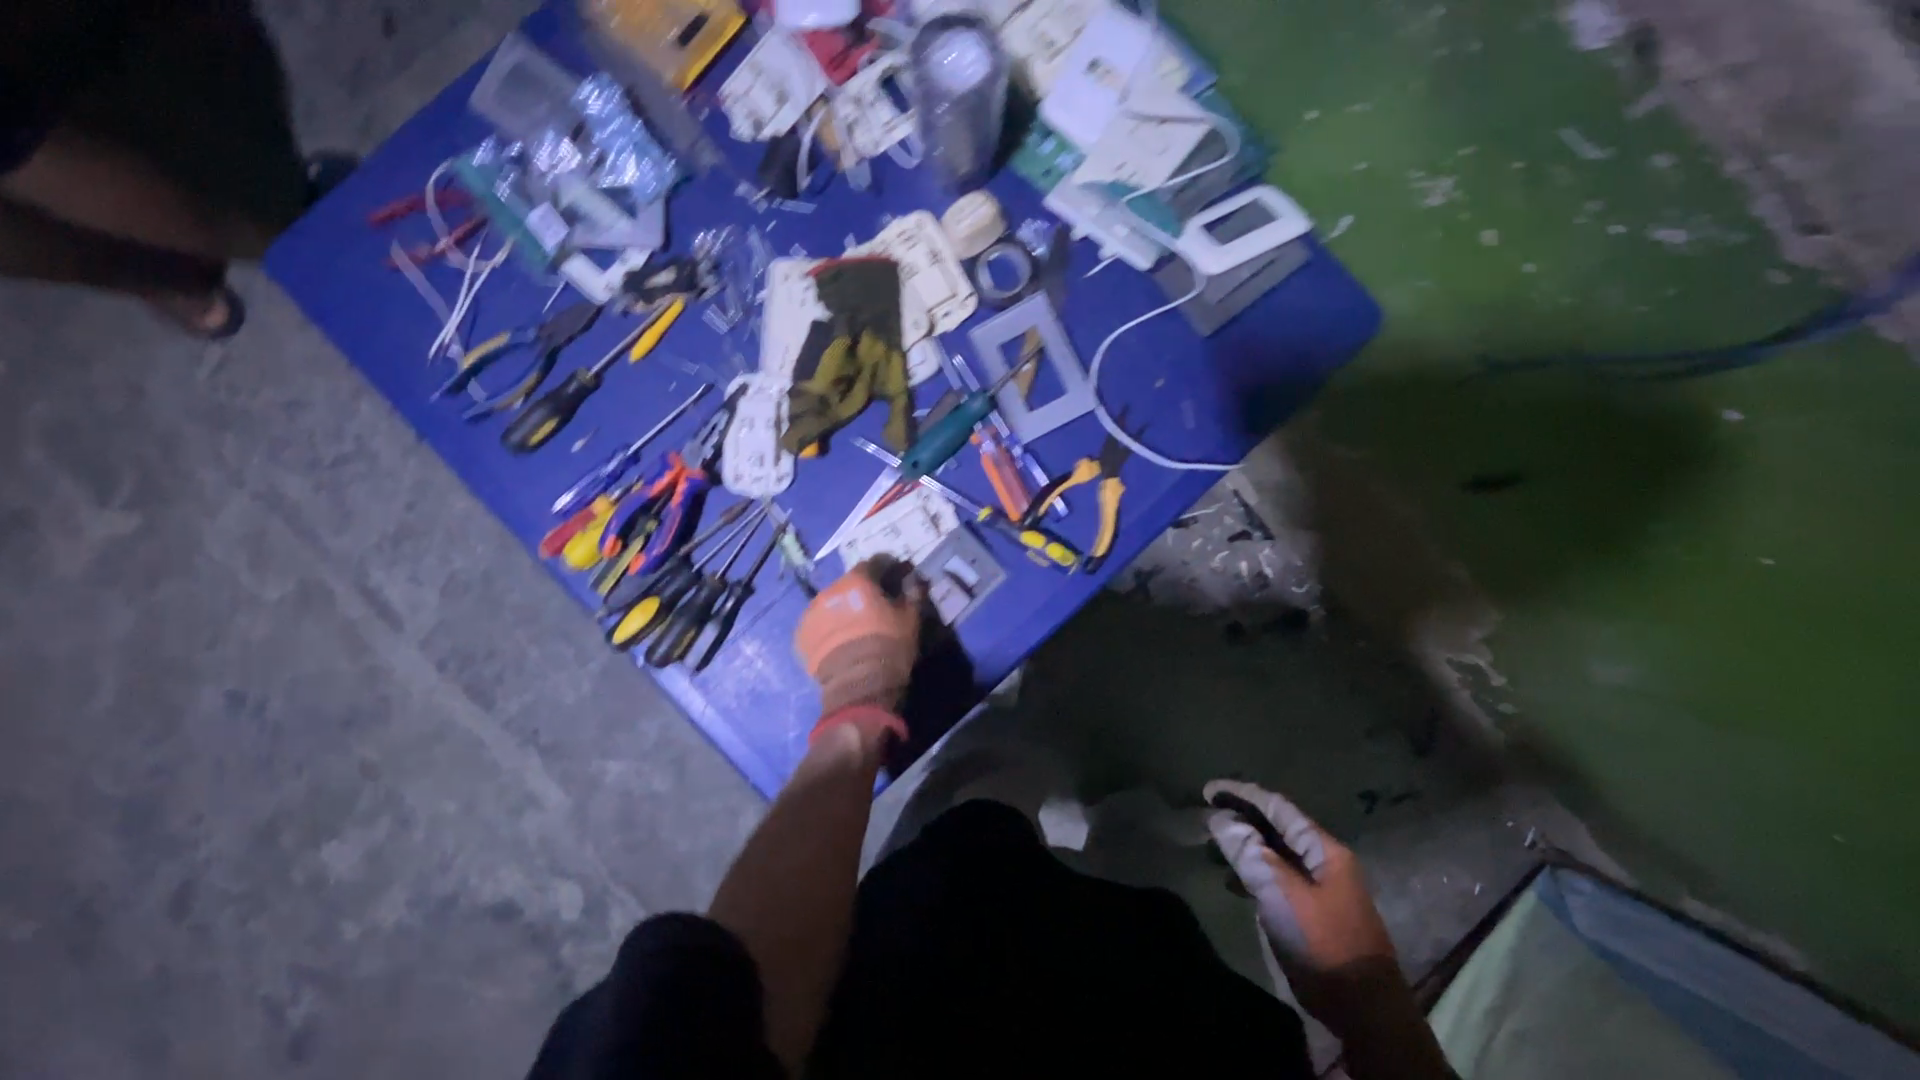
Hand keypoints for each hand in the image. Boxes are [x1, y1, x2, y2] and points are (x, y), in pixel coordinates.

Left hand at [794, 557, 923, 737]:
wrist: (858, 687)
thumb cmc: (889, 647)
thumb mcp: (911, 619)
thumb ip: (913, 593)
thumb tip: (914, 578)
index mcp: (858, 580)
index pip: (875, 562)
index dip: (889, 568)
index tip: (897, 578)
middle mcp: (830, 590)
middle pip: (850, 582)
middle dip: (863, 590)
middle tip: (876, 606)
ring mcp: (811, 612)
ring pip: (832, 603)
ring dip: (844, 608)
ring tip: (855, 627)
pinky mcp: (801, 635)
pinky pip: (818, 625)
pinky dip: (828, 628)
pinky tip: (839, 643)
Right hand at [1203, 780, 1401, 1034]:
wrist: (1361, 1005)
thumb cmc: (1322, 941)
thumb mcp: (1280, 893)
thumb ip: (1250, 852)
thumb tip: (1219, 818)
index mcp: (1324, 849)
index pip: (1278, 808)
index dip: (1242, 794)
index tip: (1208, 790)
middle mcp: (1324, 861)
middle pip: (1277, 828)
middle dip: (1242, 818)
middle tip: (1206, 814)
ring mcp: (1320, 887)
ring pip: (1276, 854)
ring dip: (1245, 846)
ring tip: (1213, 846)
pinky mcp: (1311, 912)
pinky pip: (1277, 879)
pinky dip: (1253, 873)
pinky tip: (1232, 882)